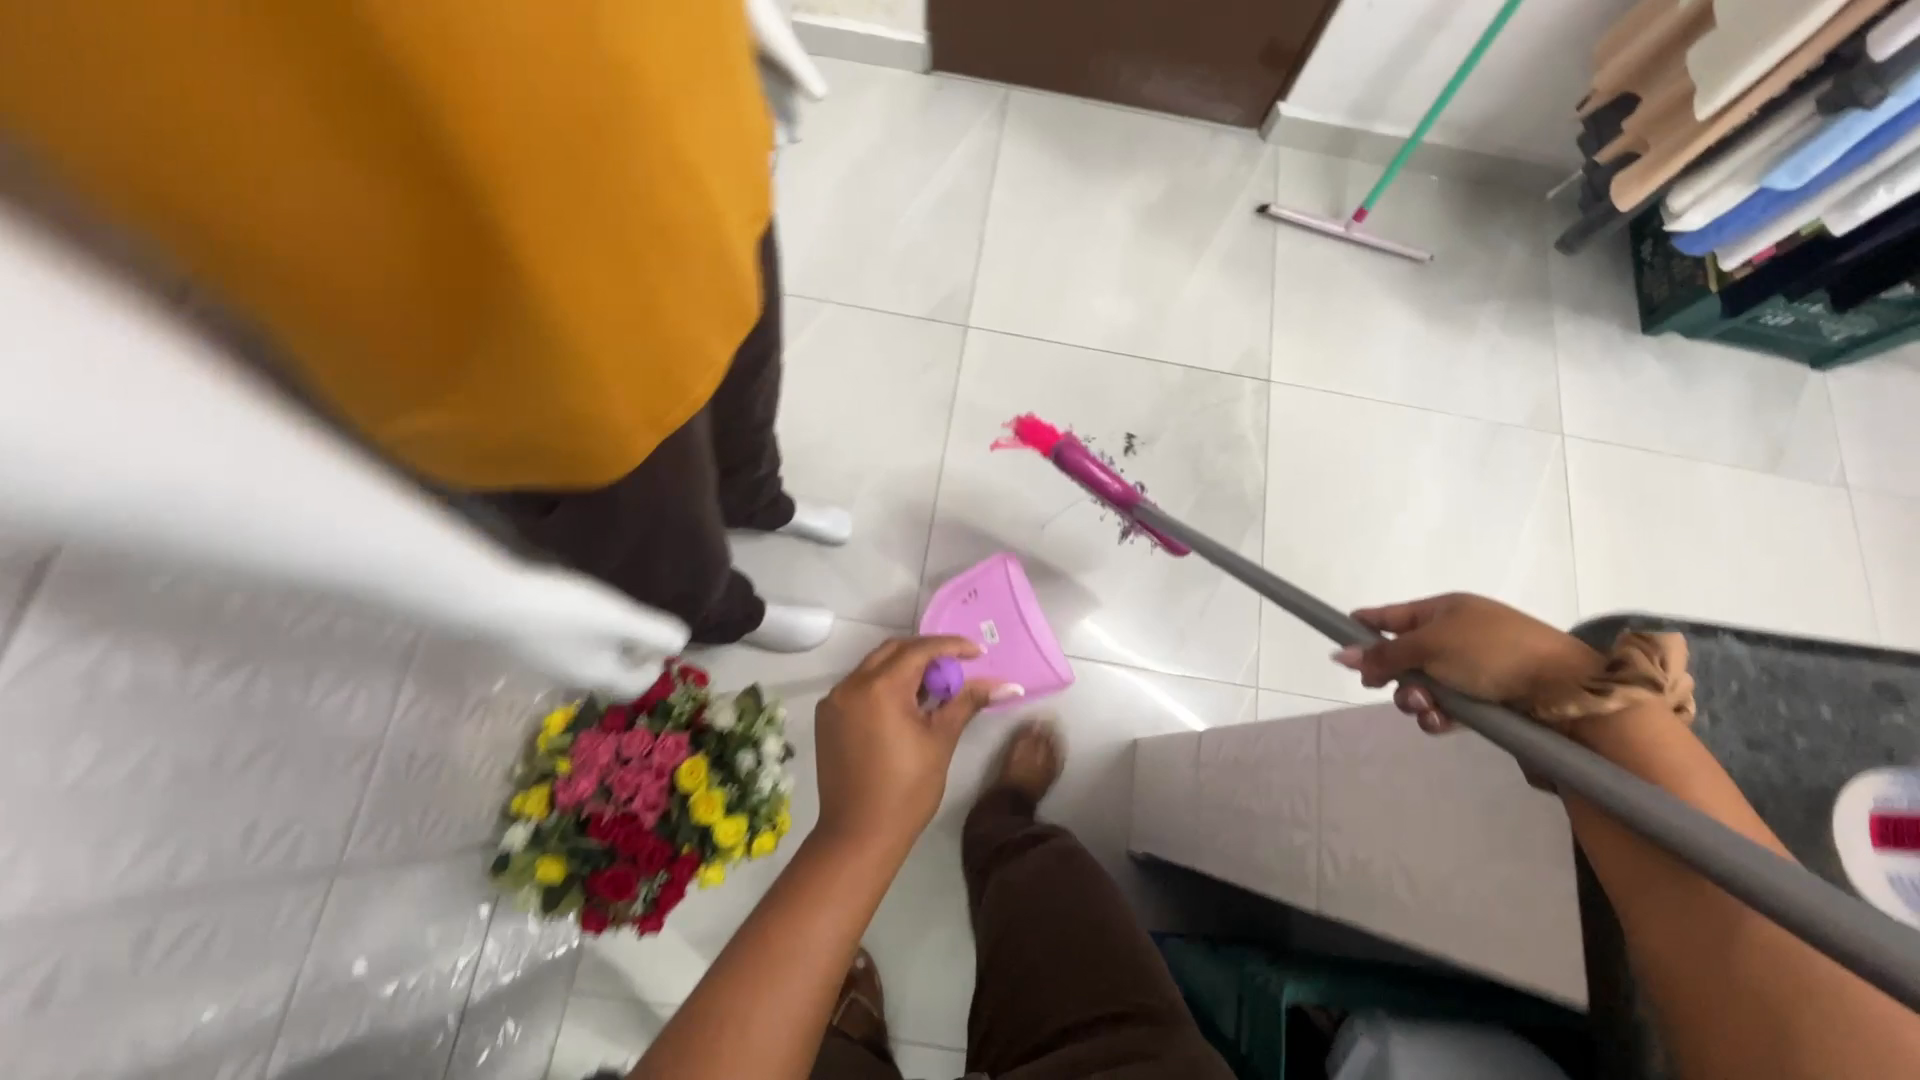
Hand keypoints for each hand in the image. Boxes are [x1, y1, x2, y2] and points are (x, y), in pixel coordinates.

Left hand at [814, 636, 1017, 847]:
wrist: (858, 834)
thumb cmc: (906, 790)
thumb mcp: (940, 740)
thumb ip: (967, 702)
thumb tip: (1007, 684)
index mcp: (879, 688)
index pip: (920, 650)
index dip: (951, 646)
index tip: (978, 653)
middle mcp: (851, 685)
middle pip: (894, 650)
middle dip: (927, 653)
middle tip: (955, 669)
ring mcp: (834, 701)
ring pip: (874, 667)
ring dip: (904, 668)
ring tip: (933, 689)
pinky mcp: (827, 718)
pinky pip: (859, 686)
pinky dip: (883, 686)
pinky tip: (905, 706)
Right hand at [1333, 594, 1603, 733]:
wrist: (1566, 689)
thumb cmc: (1493, 652)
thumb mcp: (1431, 645)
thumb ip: (1385, 653)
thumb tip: (1343, 654)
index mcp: (1444, 611)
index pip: (1390, 615)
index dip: (1364, 627)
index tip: (1339, 644)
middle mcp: (1455, 636)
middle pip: (1402, 657)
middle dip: (1392, 675)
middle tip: (1385, 687)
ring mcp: (1471, 669)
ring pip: (1421, 687)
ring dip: (1415, 699)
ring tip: (1428, 707)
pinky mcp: (1485, 700)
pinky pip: (1446, 708)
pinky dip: (1438, 716)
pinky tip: (1441, 722)